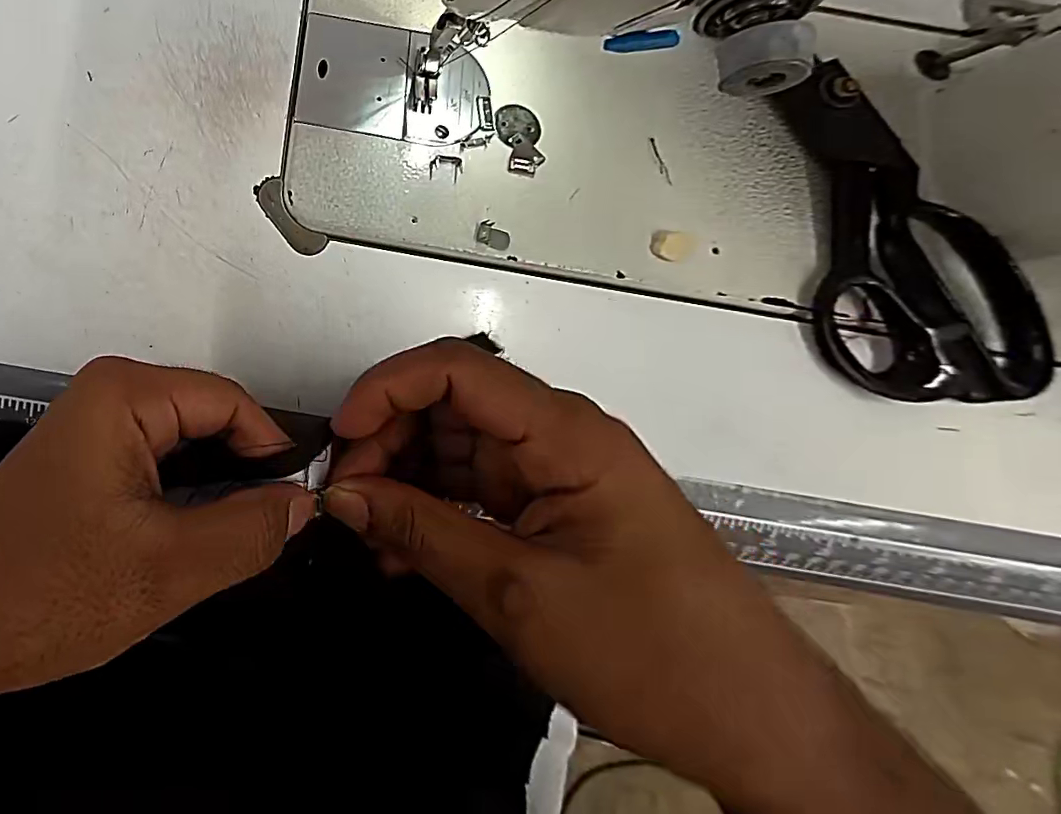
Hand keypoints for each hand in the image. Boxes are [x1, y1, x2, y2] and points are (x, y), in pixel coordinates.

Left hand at [0, 356, 317, 705]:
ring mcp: (88, 426)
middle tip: (267, 537)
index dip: (273, 452)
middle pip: (206, 418)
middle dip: (242, 474)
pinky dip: (179, 498)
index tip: (299, 504)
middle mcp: (103, 395)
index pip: (231, 401)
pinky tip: (182, 541)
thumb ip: (249, 530)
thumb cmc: (36, 591)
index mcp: (122, 394)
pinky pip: (152, 463)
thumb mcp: (168, 567)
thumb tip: (299, 505)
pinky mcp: (81, 458)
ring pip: (182, 446)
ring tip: (222, 548)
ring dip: (210, 491)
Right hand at [321, 339, 974, 813]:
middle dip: (384, 442)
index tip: (344, 438)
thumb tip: (342, 496)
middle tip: (348, 497)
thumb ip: (418, 531)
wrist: (764, 736)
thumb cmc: (663, 658)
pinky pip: (463, 487)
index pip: (454, 370)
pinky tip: (399, 549)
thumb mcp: (518, 593)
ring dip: (398, 482)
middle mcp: (555, 439)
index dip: (385, 389)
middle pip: (442, 405)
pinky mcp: (543, 507)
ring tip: (370, 533)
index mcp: (566, 435)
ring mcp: (548, 473)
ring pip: (445, 446)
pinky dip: (424, 510)